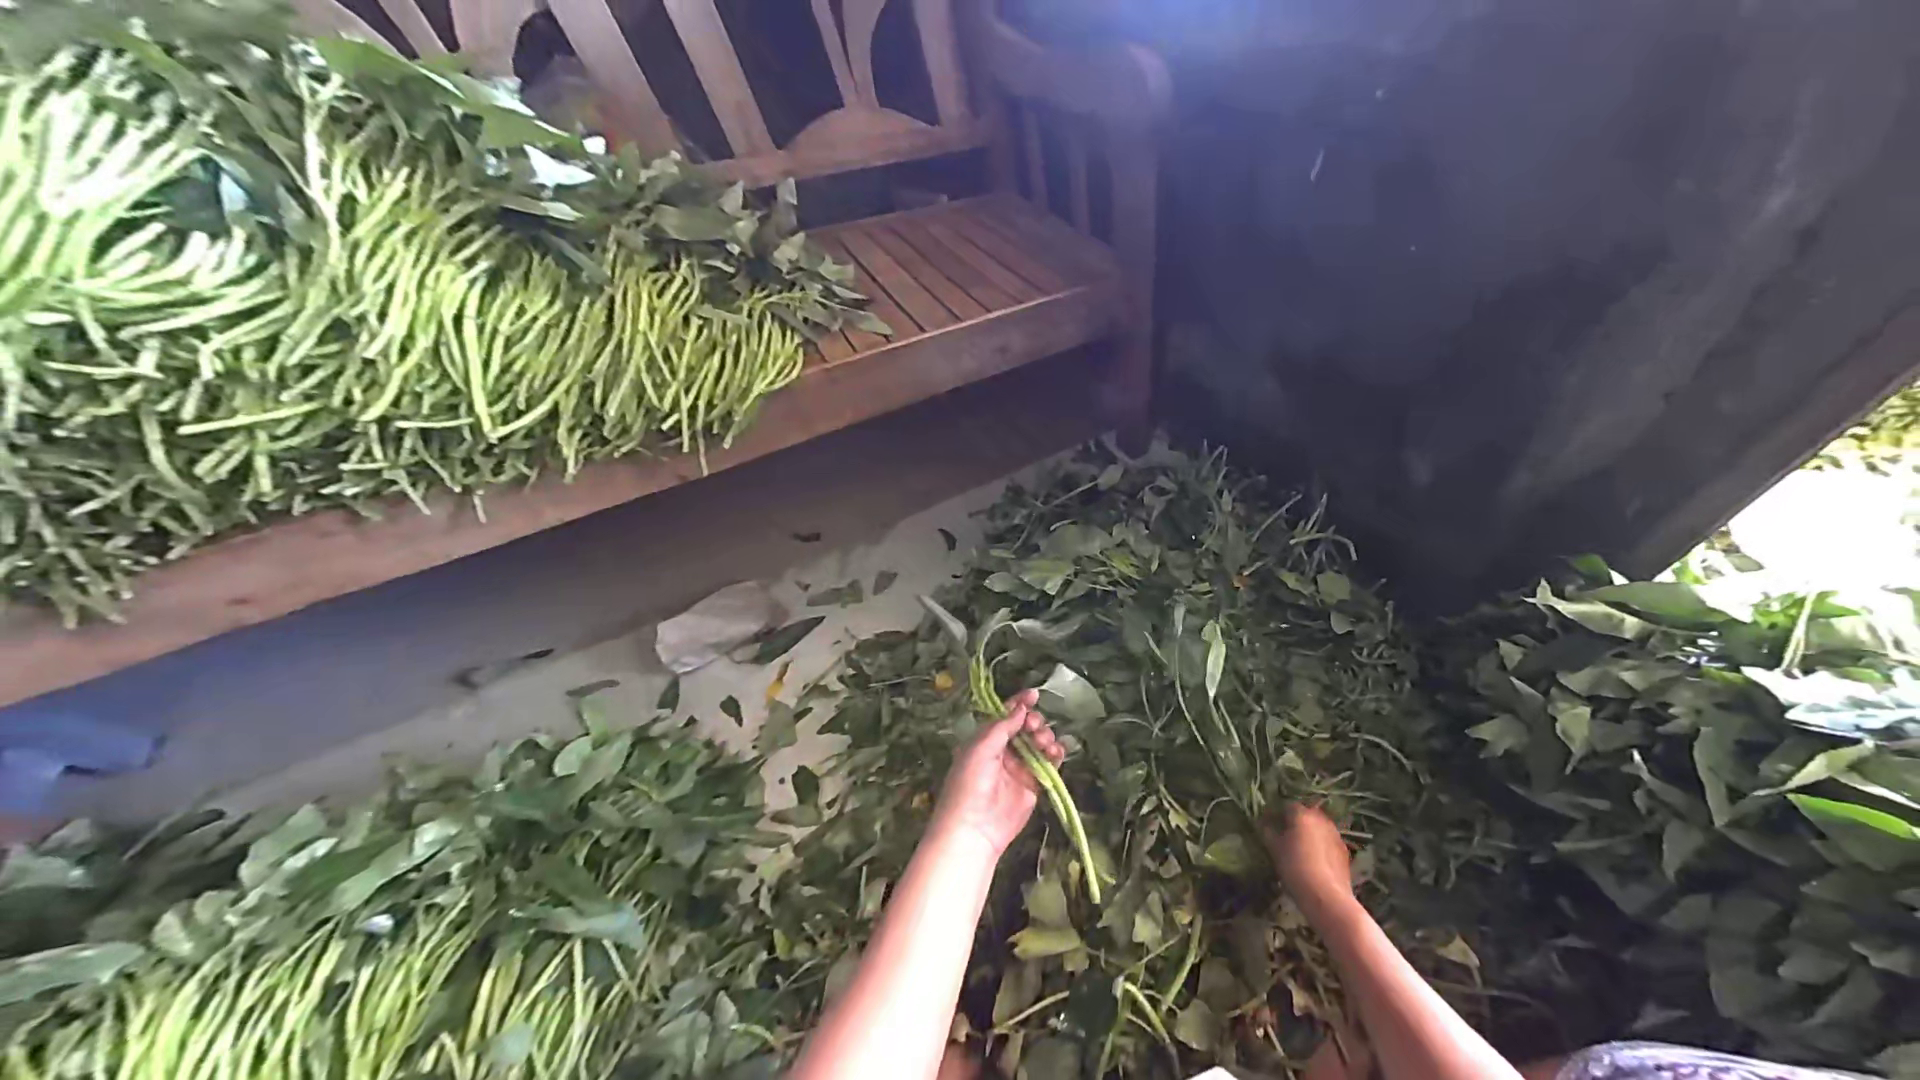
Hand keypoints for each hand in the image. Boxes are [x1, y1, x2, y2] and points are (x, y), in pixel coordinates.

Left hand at [931, 689, 1065, 855]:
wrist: (974, 828)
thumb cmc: (970, 783)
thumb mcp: (980, 748)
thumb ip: (1002, 727)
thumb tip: (1020, 708)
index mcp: (985, 739)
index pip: (1004, 715)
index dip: (1019, 703)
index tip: (1034, 694)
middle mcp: (1002, 751)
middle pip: (1024, 727)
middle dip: (1033, 721)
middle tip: (1035, 726)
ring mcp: (1018, 768)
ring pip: (1038, 744)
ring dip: (1045, 737)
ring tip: (1045, 742)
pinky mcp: (1033, 785)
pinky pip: (1048, 765)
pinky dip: (1055, 755)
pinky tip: (1057, 751)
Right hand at [1262, 803, 1356, 922]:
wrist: (1327, 897)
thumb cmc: (1295, 867)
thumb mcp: (1274, 848)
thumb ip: (1268, 831)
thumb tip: (1264, 823)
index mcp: (1302, 814)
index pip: (1287, 806)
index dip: (1277, 814)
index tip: (1269, 824)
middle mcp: (1321, 819)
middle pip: (1306, 814)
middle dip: (1295, 822)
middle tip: (1284, 835)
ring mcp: (1336, 835)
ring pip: (1319, 828)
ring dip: (1309, 833)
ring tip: (1300, 847)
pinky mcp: (1345, 851)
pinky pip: (1328, 841)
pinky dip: (1320, 845)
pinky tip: (1314, 859)